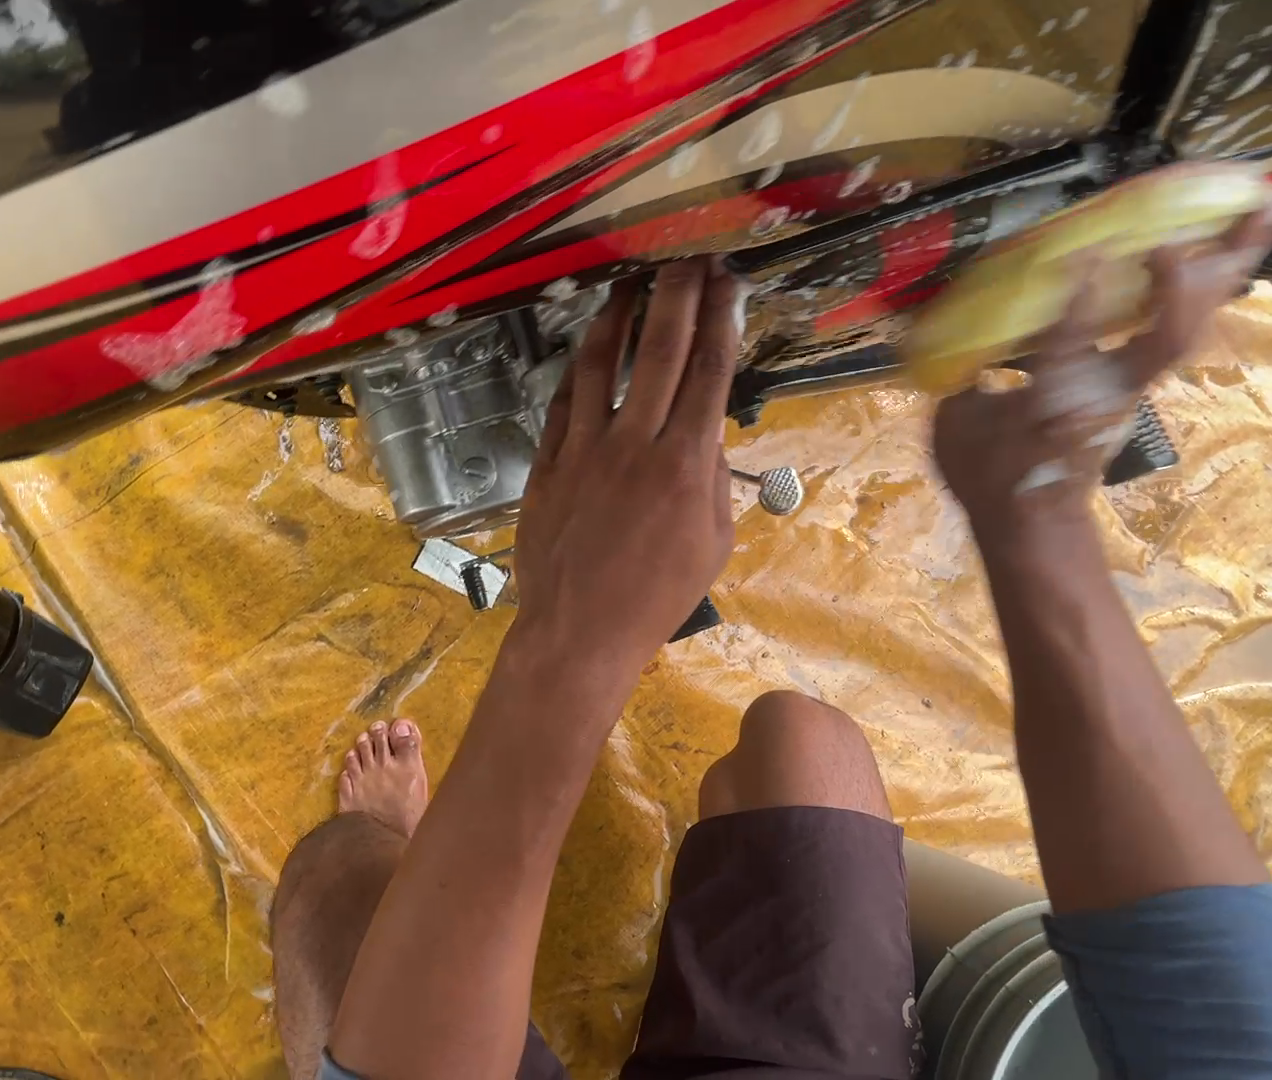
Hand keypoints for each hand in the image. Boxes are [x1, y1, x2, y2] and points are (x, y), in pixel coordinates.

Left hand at [514, 257, 743, 667]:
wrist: (580, 630)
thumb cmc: (656, 596)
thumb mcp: (712, 543)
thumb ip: (714, 479)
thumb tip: (706, 432)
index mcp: (686, 463)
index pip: (708, 371)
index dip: (719, 317)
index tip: (725, 279)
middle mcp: (635, 442)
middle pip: (657, 351)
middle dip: (675, 295)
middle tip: (683, 258)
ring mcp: (583, 450)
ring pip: (598, 366)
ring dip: (614, 318)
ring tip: (627, 285)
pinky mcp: (546, 464)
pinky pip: (561, 405)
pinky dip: (573, 372)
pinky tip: (582, 350)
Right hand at [931, 188, 1271, 536]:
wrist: (1032, 521)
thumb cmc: (990, 476)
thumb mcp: (956, 425)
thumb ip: (967, 376)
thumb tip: (971, 331)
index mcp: (1053, 398)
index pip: (1072, 341)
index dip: (1081, 298)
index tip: (1089, 250)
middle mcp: (1107, 388)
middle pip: (1173, 331)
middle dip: (1194, 276)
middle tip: (1229, 216)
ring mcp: (1130, 387)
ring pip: (1190, 324)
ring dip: (1227, 269)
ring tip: (1268, 208)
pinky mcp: (1135, 386)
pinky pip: (1175, 328)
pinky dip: (1199, 289)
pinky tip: (1218, 253)